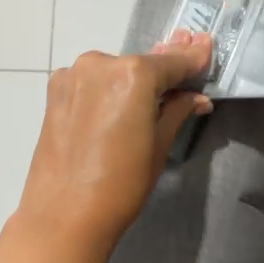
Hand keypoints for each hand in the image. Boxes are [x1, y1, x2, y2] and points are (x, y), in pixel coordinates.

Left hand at [13, 32, 214, 248]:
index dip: (194, 59)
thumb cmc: (121, 185)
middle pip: (142, 64)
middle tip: (186, 67)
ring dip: (133, 81)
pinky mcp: (55, 91)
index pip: (173, 61)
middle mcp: (100, 63)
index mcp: (133, 74)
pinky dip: (107, 89)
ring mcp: (73, 75)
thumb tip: (196, 98)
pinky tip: (118, 104)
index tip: (207, 48)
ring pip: (114, 72)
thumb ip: (177, 111)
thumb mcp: (159, 147)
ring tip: (152, 96)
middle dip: (164, 70)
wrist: (64, 214)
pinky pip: (91, 83)